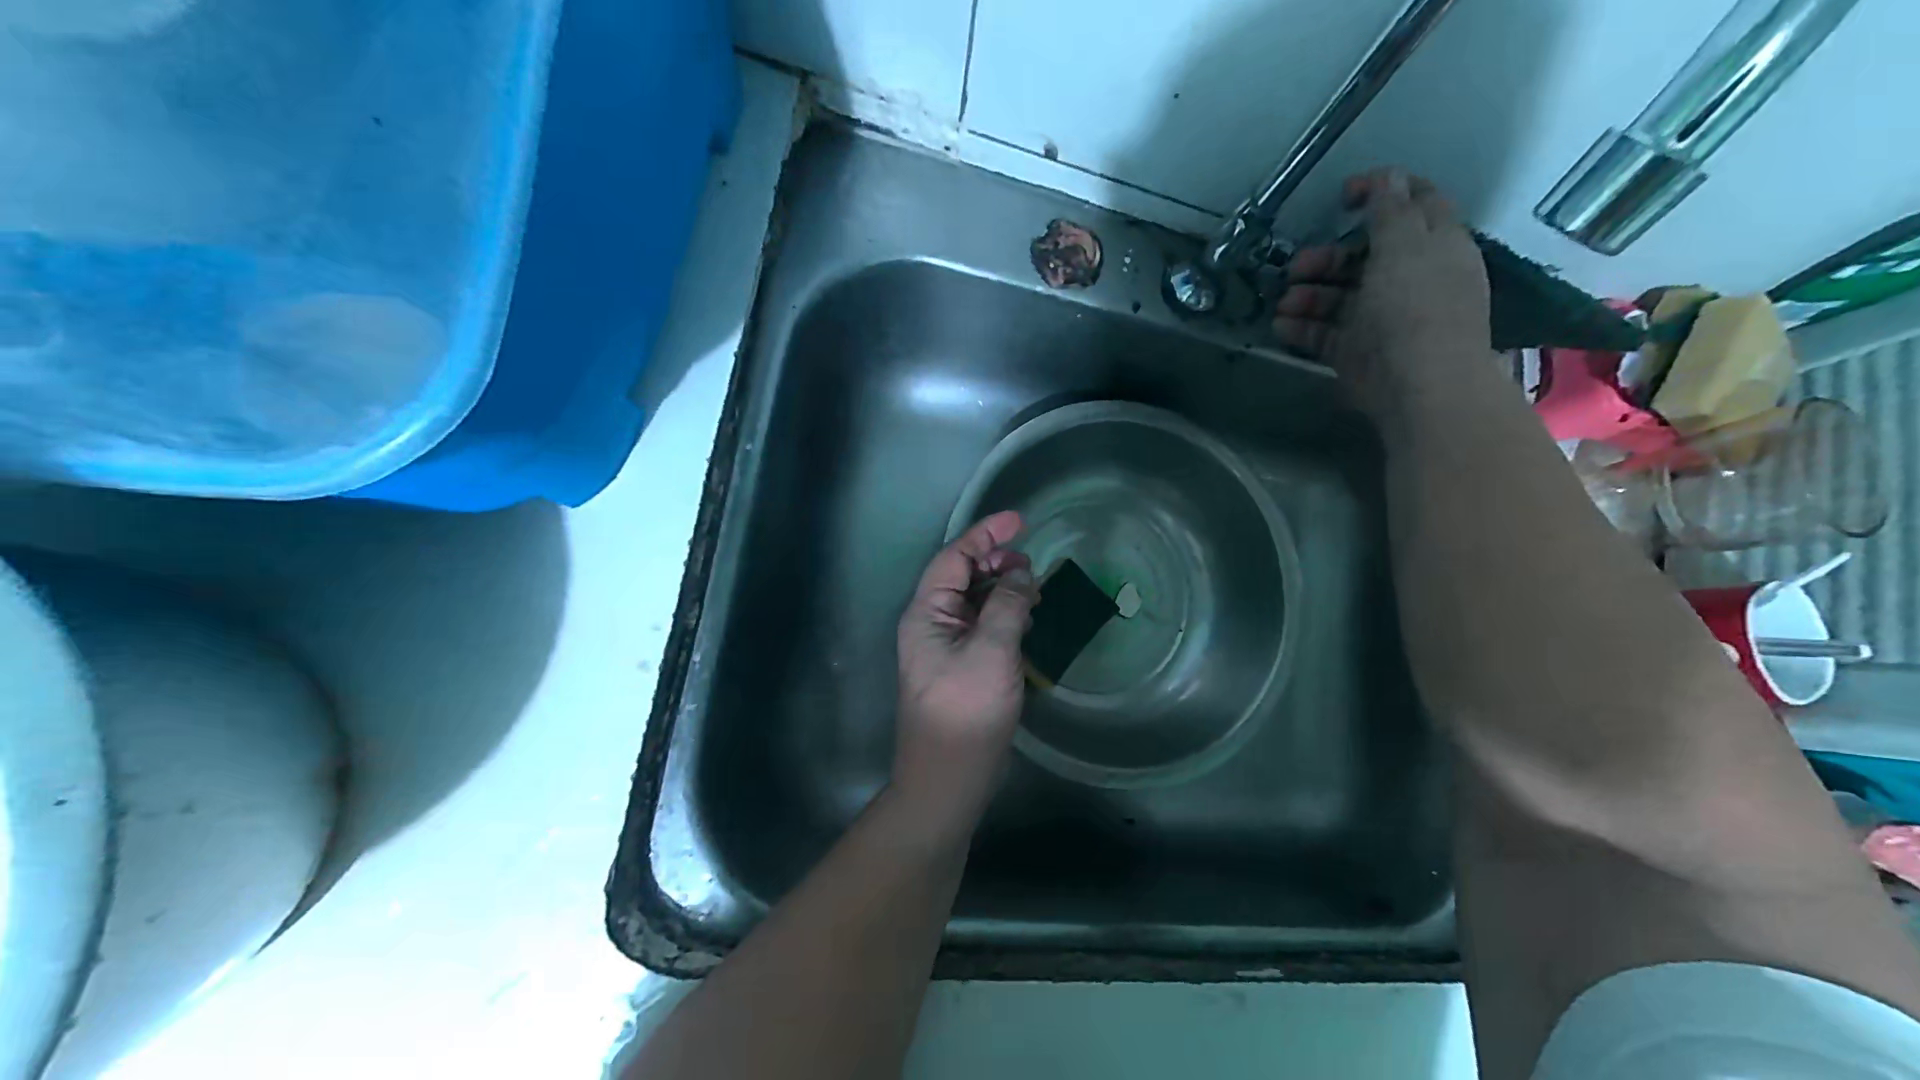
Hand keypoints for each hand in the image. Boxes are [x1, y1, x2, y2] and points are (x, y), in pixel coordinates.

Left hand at [892, 510, 1037, 825]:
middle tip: (1032, 564)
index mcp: (926, 612)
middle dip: (996, 562)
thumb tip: (1021, 575)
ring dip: (1004, 589)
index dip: (986, 534)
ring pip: (975, 601)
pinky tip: (1028, 618)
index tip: (1020, 520)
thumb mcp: (991, 651)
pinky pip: (983, 626)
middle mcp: (931, 623)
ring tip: (1036, 589)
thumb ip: (1007, 606)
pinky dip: (1006, 615)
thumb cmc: (965, 711)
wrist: (947, 779)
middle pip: (962, 576)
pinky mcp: (963, 667)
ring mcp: (946, 646)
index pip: (954, 557)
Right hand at [1272, 168, 1492, 418]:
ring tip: (1283, 303)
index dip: (1382, 192)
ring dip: (1307, 294)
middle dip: (1327, 257)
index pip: (1414, 204)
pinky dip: (1302, 327)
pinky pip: (1325, 333)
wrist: (1419, 384)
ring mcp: (1382, 317)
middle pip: (1363, 256)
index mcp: (1434, 246)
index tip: (1344, 195)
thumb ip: (1391, 211)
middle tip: (1297, 265)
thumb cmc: (1416, 306)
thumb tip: (1387, 176)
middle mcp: (1410, 278)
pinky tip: (1281, 326)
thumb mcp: (1405, 246)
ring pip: (1339, 296)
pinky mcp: (1357, 351)